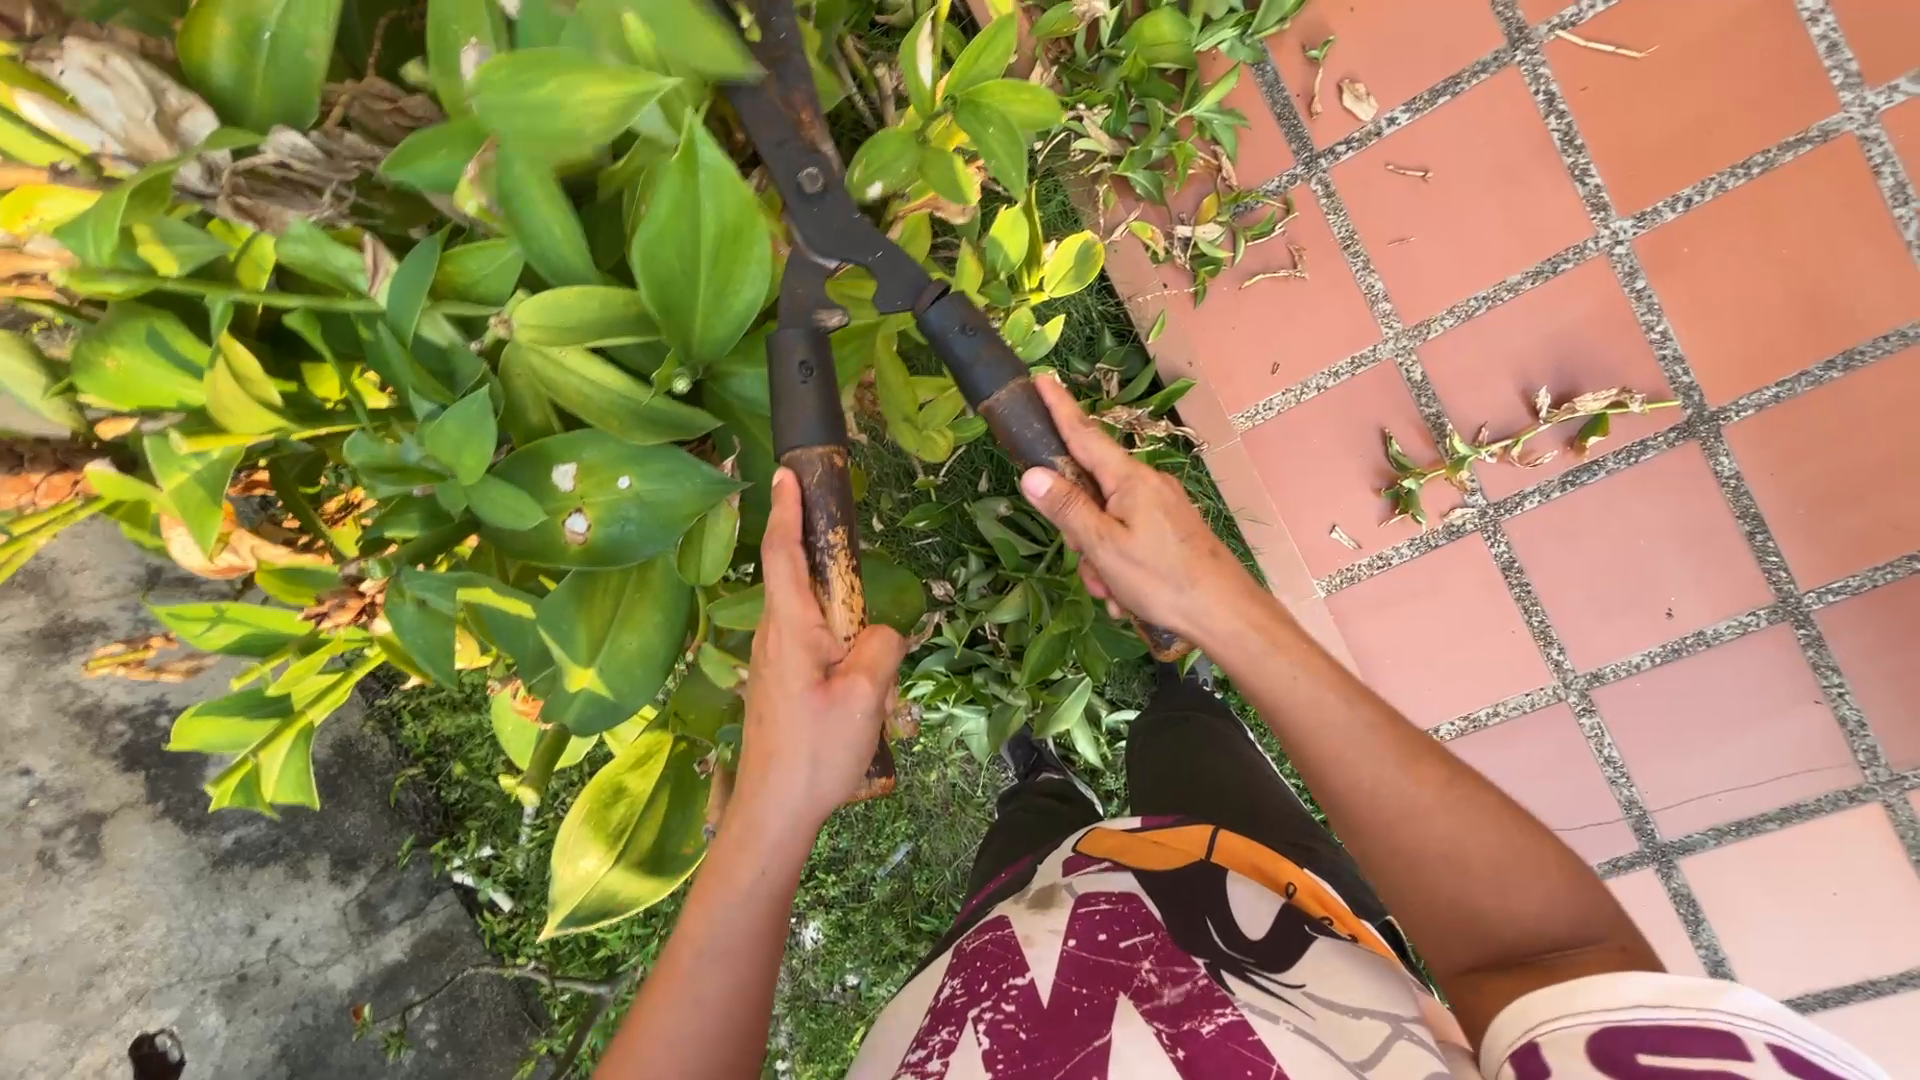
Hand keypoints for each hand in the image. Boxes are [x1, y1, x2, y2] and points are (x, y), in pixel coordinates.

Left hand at [735, 468, 908, 832]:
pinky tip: (857, 673)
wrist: (774, 811)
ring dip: (835, 608)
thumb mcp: (866, 694)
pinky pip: (811, 643)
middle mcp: (774, 636)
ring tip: (866, 643)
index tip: (786, 473)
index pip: (784, 553)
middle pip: (798, 578)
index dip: (785, 509)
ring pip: (809, 616)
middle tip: (848, 542)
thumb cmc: (817, 751)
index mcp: (791, 627)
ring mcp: (773, 662)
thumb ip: (882, 644)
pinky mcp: (780, 684)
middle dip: (820, 553)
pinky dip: (834, 637)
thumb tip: (881, 630)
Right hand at [1018, 374, 1265, 649]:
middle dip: (1078, 530)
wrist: (1226, 614)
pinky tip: (1128, 597)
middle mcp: (1146, 484)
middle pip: (1090, 491)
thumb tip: (1031, 473)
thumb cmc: (1162, 578)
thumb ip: (1067, 509)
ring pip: (1107, 523)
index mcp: (1129, 479)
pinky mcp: (1170, 530)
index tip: (1040, 379)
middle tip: (1087, 564)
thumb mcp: (1104, 546)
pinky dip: (1120, 567)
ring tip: (1112, 590)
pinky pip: (1129, 540)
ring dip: (1100, 559)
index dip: (1059, 408)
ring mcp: (1161, 507)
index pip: (1084, 434)